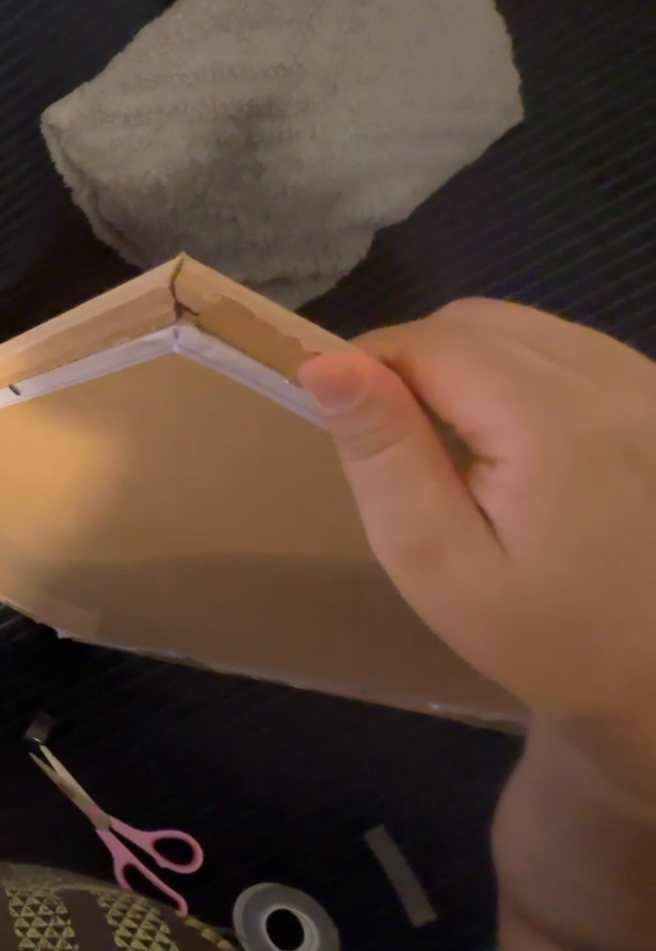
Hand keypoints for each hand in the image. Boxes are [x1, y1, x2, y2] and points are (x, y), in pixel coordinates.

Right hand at [298, 299, 655, 720]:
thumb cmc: (530, 626)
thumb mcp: (427, 549)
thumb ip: (380, 449)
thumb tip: (324, 365)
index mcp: (558, 424)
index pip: (430, 342)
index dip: (361, 366)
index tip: (335, 423)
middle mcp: (625, 385)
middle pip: (475, 324)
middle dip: (404, 363)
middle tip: (382, 442)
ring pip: (519, 329)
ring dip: (452, 365)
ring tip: (434, 443)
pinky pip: (562, 350)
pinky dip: (502, 374)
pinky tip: (495, 438)